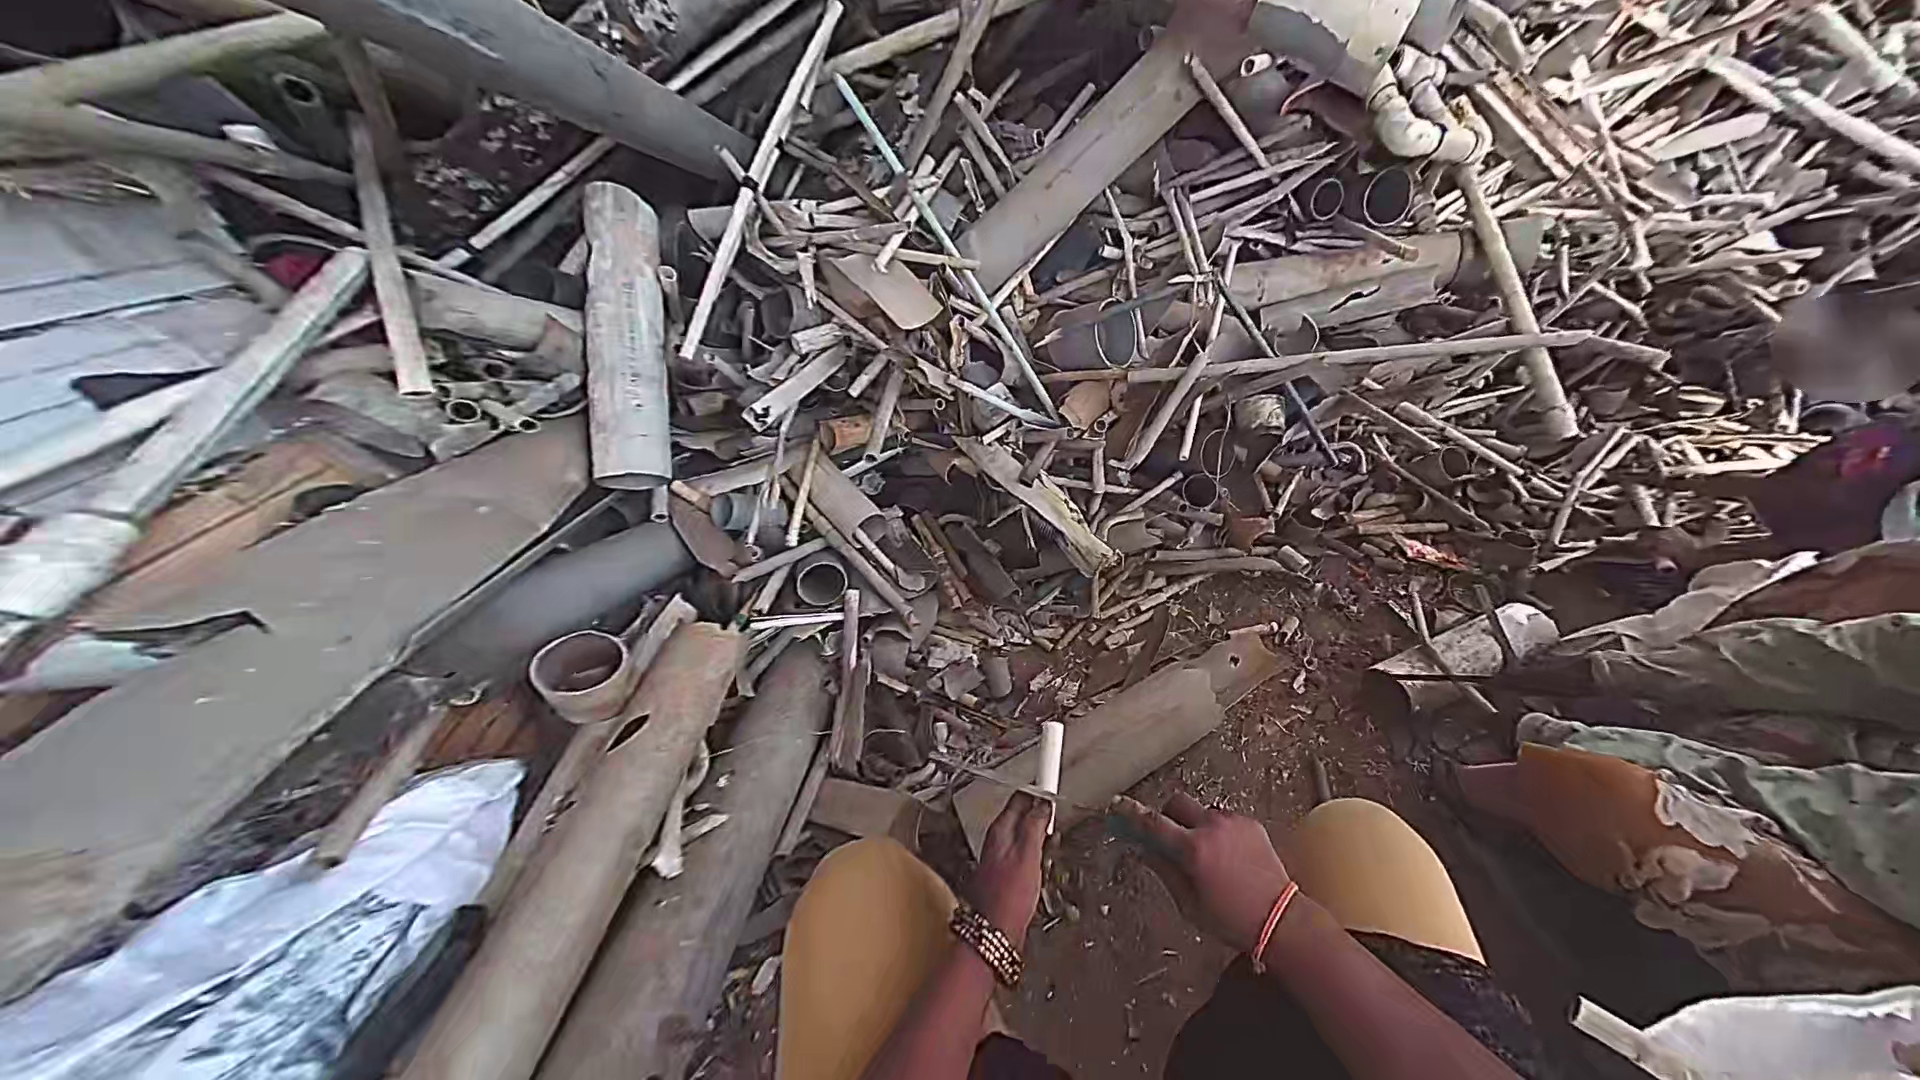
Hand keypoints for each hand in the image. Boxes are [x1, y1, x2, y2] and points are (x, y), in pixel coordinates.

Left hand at [966, 791, 1049, 948]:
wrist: (995, 934)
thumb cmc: (1007, 897)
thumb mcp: (1028, 855)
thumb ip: (1035, 827)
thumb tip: (1042, 804)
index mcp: (1000, 830)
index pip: (1019, 798)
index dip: (1036, 790)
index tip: (1050, 782)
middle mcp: (996, 840)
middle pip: (1019, 814)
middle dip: (1038, 810)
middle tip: (1055, 809)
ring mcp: (999, 857)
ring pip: (1020, 833)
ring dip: (1037, 830)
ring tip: (1052, 831)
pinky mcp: (1004, 874)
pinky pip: (1021, 852)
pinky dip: (1034, 849)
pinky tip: (1042, 859)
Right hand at [1112, 792, 1292, 953]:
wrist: (1282, 920)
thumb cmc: (1232, 920)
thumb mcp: (1189, 903)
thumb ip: (1164, 871)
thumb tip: (1144, 850)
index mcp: (1193, 849)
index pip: (1153, 823)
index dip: (1132, 812)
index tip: (1118, 804)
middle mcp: (1211, 828)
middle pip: (1177, 802)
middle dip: (1168, 814)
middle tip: (1170, 835)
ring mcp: (1233, 823)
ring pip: (1201, 811)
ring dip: (1195, 824)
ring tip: (1206, 853)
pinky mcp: (1251, 824)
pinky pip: (1224, 819)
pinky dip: (1218, 831)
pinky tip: (1227, 856)